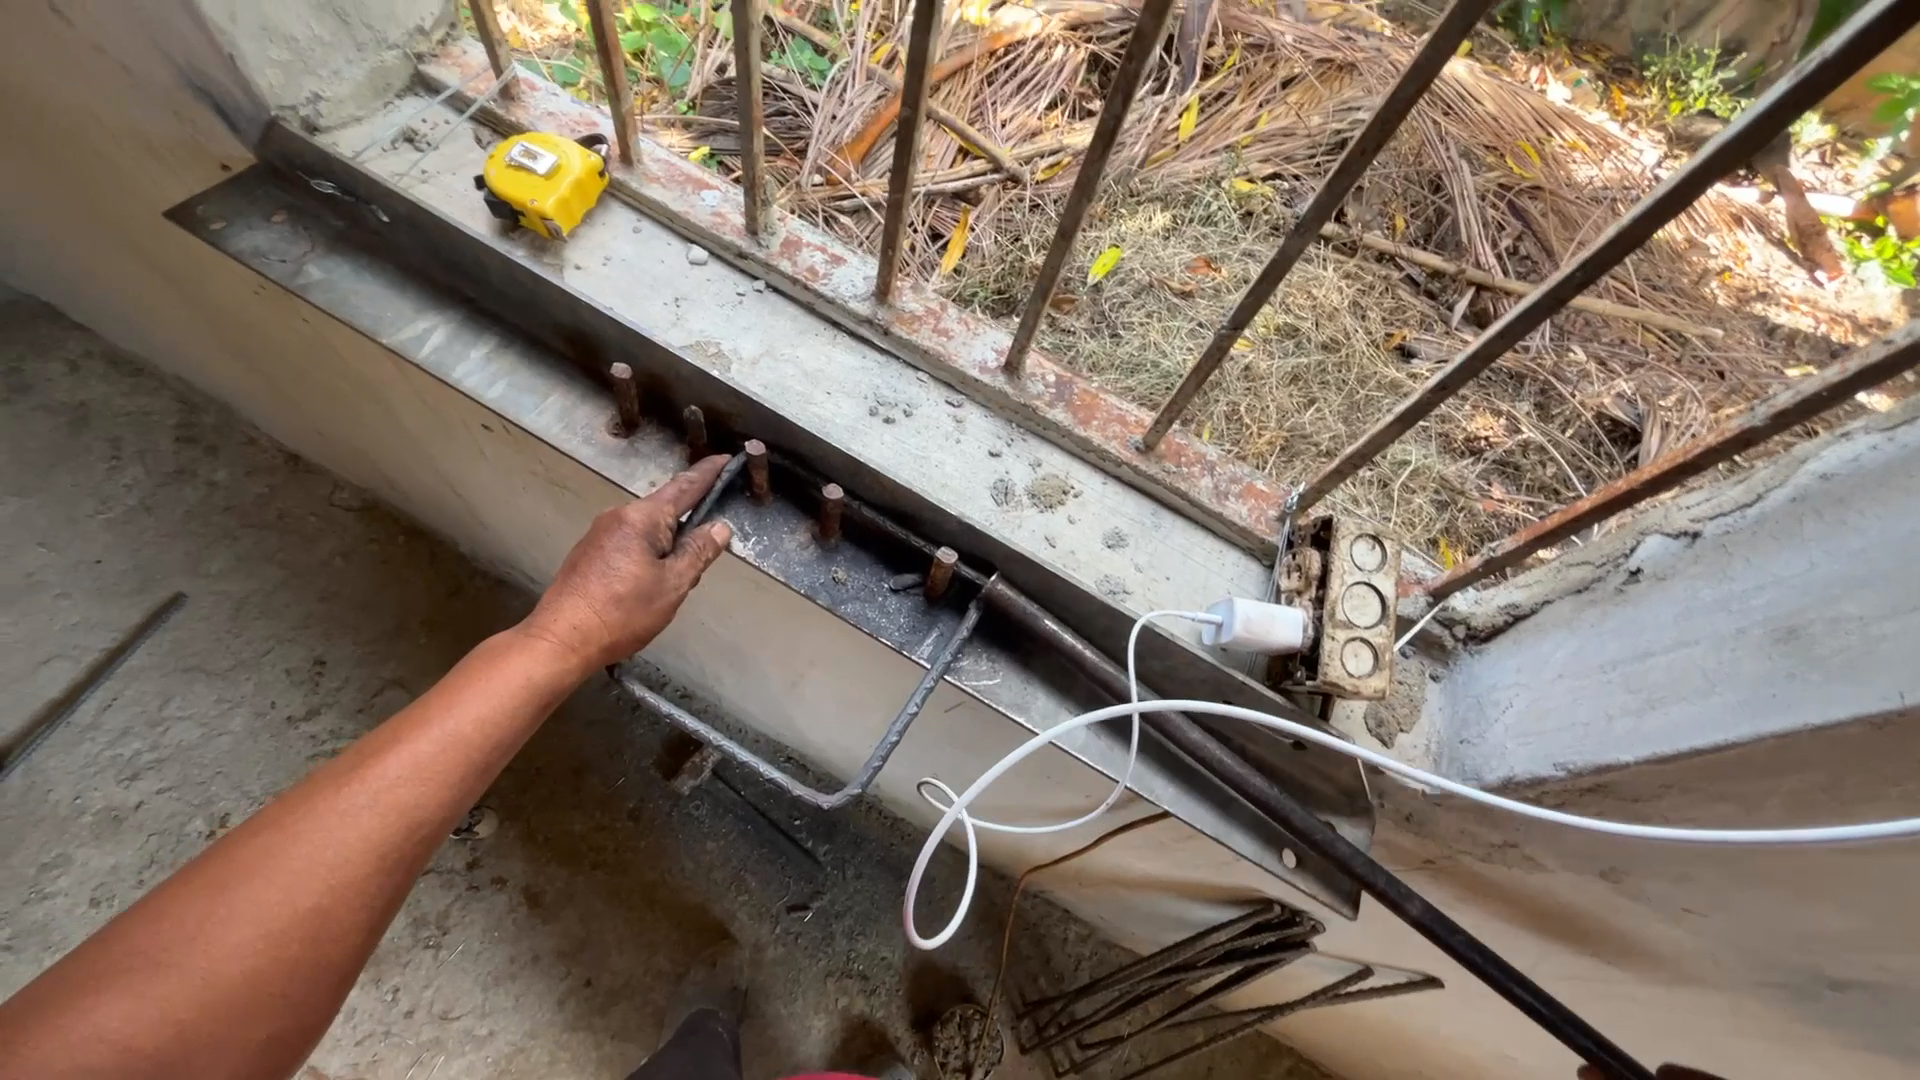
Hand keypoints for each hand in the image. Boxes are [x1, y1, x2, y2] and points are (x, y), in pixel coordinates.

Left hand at [518, 455, 734, 673]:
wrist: (562, 639)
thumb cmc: (621, 612)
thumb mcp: (673, 584)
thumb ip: (699, 552)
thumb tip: (720, 528)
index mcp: (643, 518)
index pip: (685, 487)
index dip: (708, 473)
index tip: (725, 459)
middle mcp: (619, 517)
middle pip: (667, 512)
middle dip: (689, 529)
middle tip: (704, 558)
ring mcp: (601, 534)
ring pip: (650, 531)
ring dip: (669, 548)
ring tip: (672, 583)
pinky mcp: (592, 552)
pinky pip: (632, 543)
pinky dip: (650, 556)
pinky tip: (649, 586)